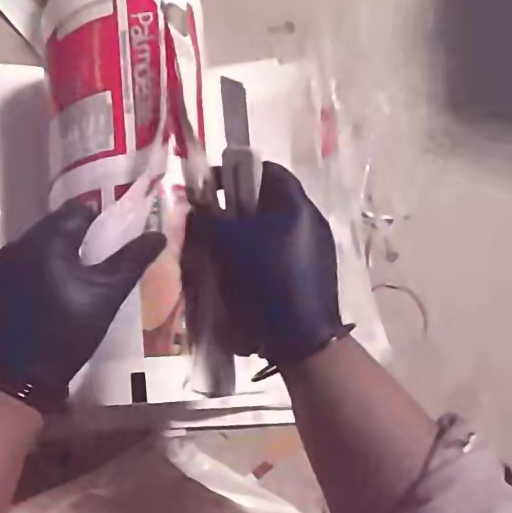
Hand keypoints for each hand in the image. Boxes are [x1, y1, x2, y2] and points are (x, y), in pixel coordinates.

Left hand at [0, 202, 165, 412]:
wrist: (21, 374)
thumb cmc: (69, 329)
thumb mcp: (106, 294)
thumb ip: (132, 260)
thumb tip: (158, 236)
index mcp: (48, 239)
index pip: (78, 210)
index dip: (98, 220)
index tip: (110, 240)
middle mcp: (19, 242)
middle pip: (54, 225)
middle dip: (76, 237)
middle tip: (96, 261)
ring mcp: (1, 264)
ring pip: (36, 244)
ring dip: (55, 253)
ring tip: (74, 278)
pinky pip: (19, 263)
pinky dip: (36, 269)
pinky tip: (47, 293)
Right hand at [190, 162, 345, 368]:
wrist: (302, 340)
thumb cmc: (266, 282)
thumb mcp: (230, 246)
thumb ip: (211, 221)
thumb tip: (196, 208)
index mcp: (298, 207)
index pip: (268, 172)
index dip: (237, 174)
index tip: (211, 188)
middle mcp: (311, 223)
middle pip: (268, 203)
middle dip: (236, 210)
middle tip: (210, 224)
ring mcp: (315, 252)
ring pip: (272, 231)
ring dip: (244, 237)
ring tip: (220, 253)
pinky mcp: (312, 276)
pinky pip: (278, 256)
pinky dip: (257, 259)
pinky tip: (240, 278)